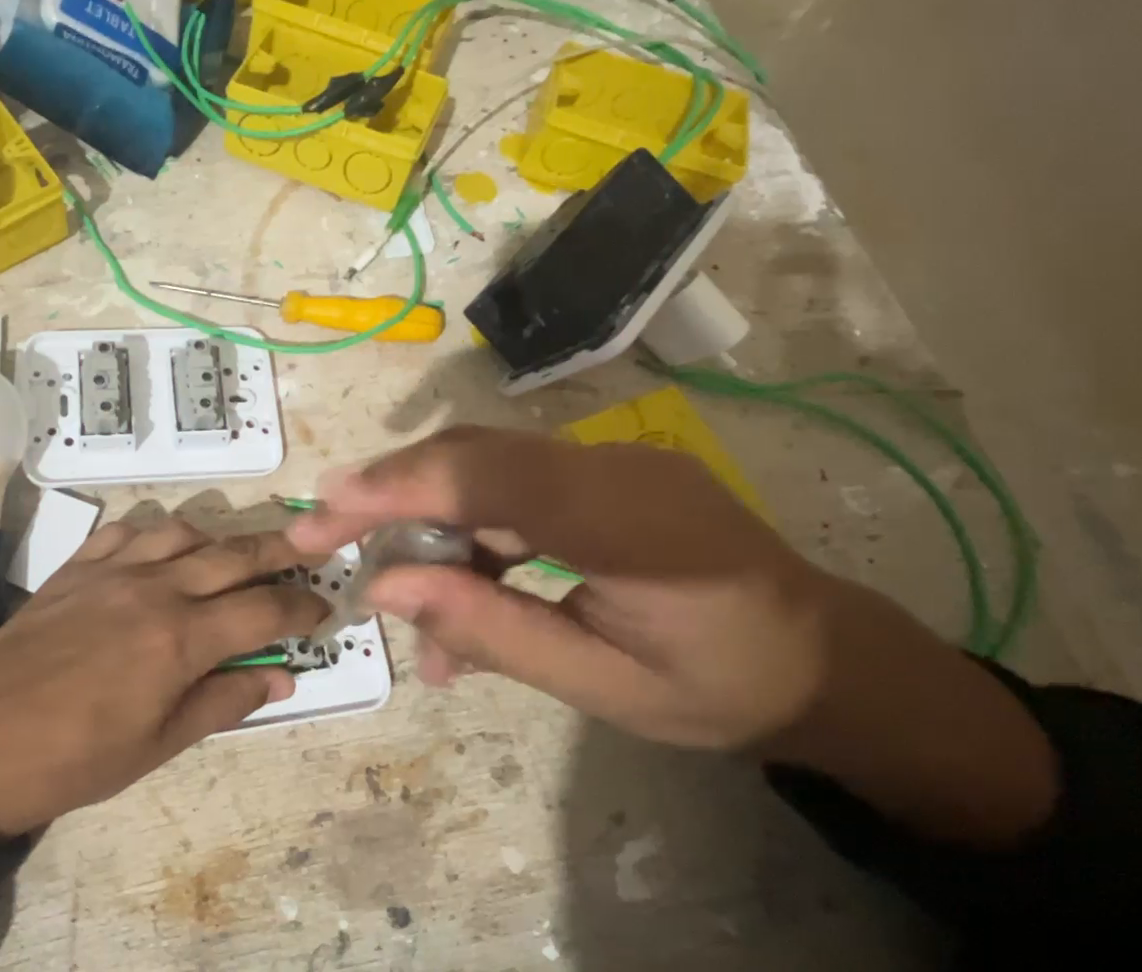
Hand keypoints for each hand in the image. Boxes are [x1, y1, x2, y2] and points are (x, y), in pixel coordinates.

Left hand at [0, 518, 327, 841]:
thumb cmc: (76, 760)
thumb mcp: (161, 744)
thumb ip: (224, 701)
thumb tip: (282, 677)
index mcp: (180, 639)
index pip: (264, 610)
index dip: (303, 609)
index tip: (324, 612)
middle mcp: (153, 589)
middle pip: (234, 555)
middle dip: (281, 551)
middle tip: (310, 550)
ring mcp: (110, 571)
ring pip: (183, 532)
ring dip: (220, 540)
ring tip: (237, 558)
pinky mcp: (74, 567)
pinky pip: (126, 531)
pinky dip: (157, 534)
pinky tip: (164, 551)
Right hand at [288, 425, 840, 749]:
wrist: (821, 661)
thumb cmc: (720, 688)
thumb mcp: (602, 686)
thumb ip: (490, 631)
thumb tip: (386, 587)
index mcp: (632, 523)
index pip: (494, 479)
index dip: (401, 488)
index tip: (324, 514)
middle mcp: (617, 467)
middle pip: (475, 453)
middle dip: (388, 490)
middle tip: (321, 535)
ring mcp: (610, 462)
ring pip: (483, 463)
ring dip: (420, 512)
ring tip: (383, 581)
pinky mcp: (600, 474)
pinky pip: (510, 485)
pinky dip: (464, 527)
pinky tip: (448, 586)